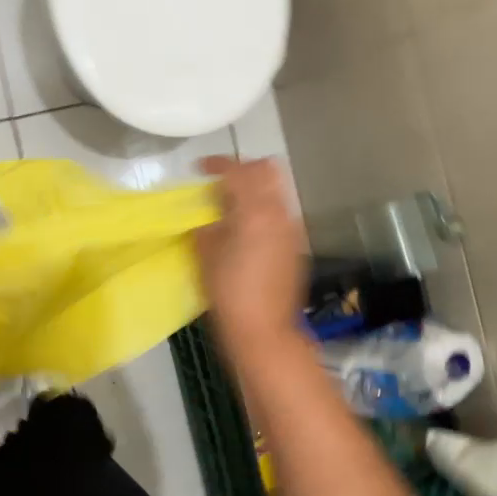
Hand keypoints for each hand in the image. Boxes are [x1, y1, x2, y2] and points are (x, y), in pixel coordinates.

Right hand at [194, 156, 307, 350]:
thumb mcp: (206, 255)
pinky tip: (246, 231)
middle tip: (220, 181)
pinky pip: (280, 214)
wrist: (264, 331)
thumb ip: (206, 226)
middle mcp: (279, 213)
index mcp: (255, 211)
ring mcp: (292, 229)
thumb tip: (206, 217)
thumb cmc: (229, 292)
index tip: (200, 168)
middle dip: (243, 170)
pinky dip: (263, 210)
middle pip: (267, 171)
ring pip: (276, 192)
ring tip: (231, 207)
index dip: (217, 164)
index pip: (238, 171)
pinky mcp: (296, 246)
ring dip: (255, 190)